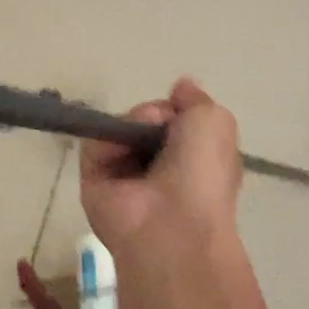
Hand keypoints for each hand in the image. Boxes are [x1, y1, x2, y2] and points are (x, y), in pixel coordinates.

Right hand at [80, 77, 243, 260]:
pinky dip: (104, 141)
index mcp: (191, 160)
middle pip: (143, 123)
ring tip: (138, 136)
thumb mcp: (215, 122)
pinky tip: (117, 148)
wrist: (171, 222)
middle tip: (159, 123)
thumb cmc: (202, 174)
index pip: (174, 123)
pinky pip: (93, 147)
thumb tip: (180, 86)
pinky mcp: (93, 182)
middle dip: (151, 114)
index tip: (179, 109)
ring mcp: (124, 175)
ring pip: (119, 131)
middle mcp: (158, 168)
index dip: (175, 110)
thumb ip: (195, 99)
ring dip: (129, 124)